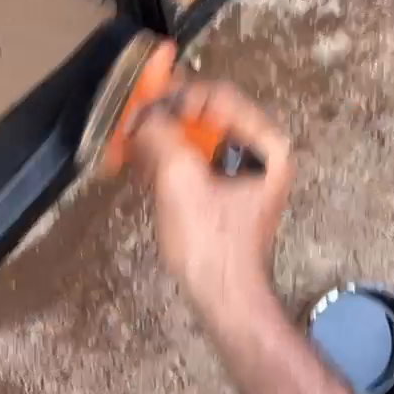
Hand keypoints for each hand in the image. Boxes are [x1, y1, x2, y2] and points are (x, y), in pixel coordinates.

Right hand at [129, 78, 293, 314]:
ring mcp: (240, 175)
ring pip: (195, 139)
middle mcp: (258, 154)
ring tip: (129, 136)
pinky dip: (165, 158)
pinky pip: (192, 162)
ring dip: (160, 136)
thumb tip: (143, 114)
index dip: (179, 96)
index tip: (149, 105)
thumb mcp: (180, 179)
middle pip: (205, 116)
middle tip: (135, 114)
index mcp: (264, 145)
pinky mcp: (221, 194)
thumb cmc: (211, 243)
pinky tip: (137, 159)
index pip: (219, 96)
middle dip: (165, 115)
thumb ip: (161, 135)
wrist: (223, 297)